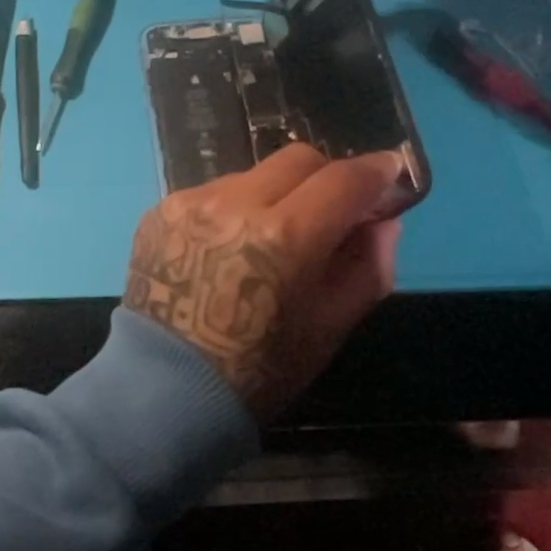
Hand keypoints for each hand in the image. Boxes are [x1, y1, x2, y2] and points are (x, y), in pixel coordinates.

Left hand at [121, 145, 405, 420]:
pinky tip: (229, 251)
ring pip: (254, 174)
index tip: (390, 176)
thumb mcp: (330, 327)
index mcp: (284, 236)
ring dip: (277, 196)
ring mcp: (191, 203)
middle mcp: (234, 203)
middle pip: (298, 160)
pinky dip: (235, 211)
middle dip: (327, 179)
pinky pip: (215, 193)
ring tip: (272, 241)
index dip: (376, 172)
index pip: (344, 179)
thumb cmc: (259, 369)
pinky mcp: (160, 211)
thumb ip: (368, 266)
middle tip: (335, 213)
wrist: (166, 390)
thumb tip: (383, 221)